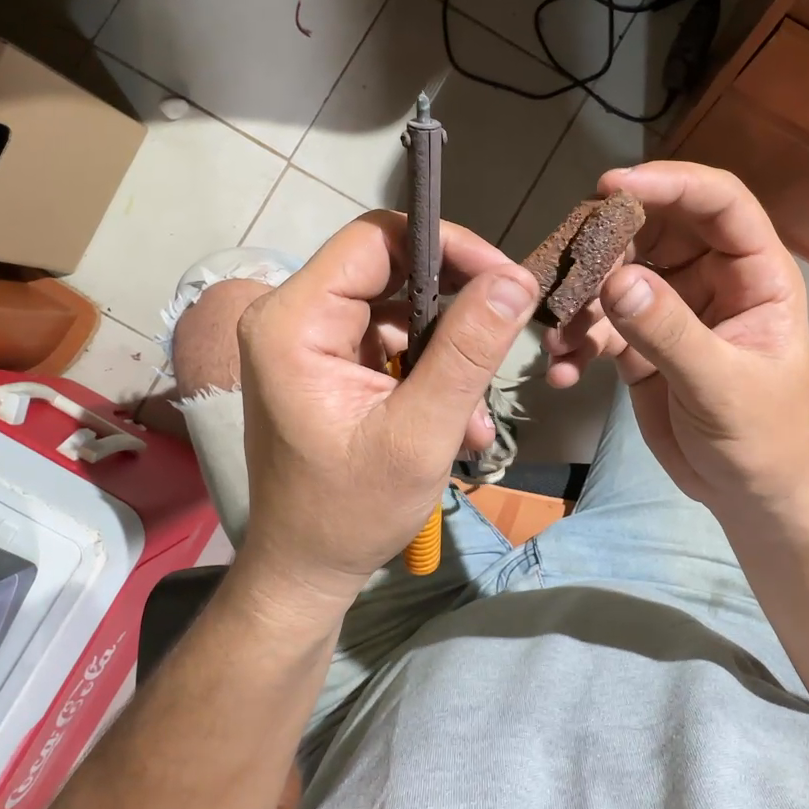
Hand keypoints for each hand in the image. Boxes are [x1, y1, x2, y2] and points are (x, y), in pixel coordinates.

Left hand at [232, 212, 539, 611]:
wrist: (306, 570)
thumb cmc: (351, 511)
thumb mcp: (421, 433)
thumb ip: (468, 351)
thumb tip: (516, 280)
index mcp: (294, 322)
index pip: (378, 238)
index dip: (448, 246)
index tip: (506, 279)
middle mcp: (292, 316)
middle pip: (391, 268)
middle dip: (456, 304)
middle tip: (508, 333)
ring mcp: (308, 341)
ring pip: (399, 306)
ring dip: (450, 350)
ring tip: (476, 413)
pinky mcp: (328, 364)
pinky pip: (392, 341)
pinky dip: (431, 372)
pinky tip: (458, 422)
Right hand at [544, 162, 808, 515]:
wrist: (745, 496)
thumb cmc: (761, 438)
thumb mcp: (722, 386)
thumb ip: (671, 333)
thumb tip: (617, 280)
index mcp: (755, 273)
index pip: (719, 204)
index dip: (670, 183)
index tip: (612, 187)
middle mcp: (711, 278)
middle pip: (656, 229)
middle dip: (609, 242)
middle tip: (567, 261)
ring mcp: (672, 308)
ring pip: (618, 274)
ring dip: (582, 297)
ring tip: (558, 330)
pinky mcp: (639, 341)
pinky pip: (600, 323)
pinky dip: (578, 341)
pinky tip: (564, 370)